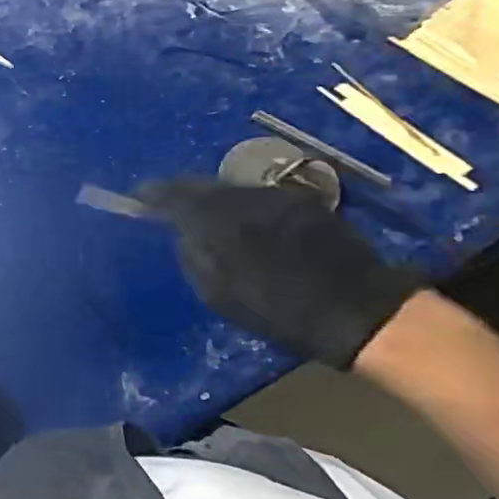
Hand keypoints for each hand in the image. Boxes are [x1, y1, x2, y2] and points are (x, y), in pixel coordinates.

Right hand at [138, 178, 425, 369]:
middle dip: (182, 194)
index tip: (137, 199)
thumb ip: (192, 254)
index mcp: (214, 217)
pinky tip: (247, 226)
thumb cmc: (276, 309)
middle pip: (202, 186)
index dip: (150, 195)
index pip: (170, 194)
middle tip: (169, 207)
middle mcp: (244, 197)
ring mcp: (279, 197)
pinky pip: (261, 199)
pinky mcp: (308, 205)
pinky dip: (245, 208)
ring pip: (232, 191)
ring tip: (209, 218)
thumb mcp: (215, 290)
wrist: (361, 312)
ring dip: (216, 201)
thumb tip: (182, 233)